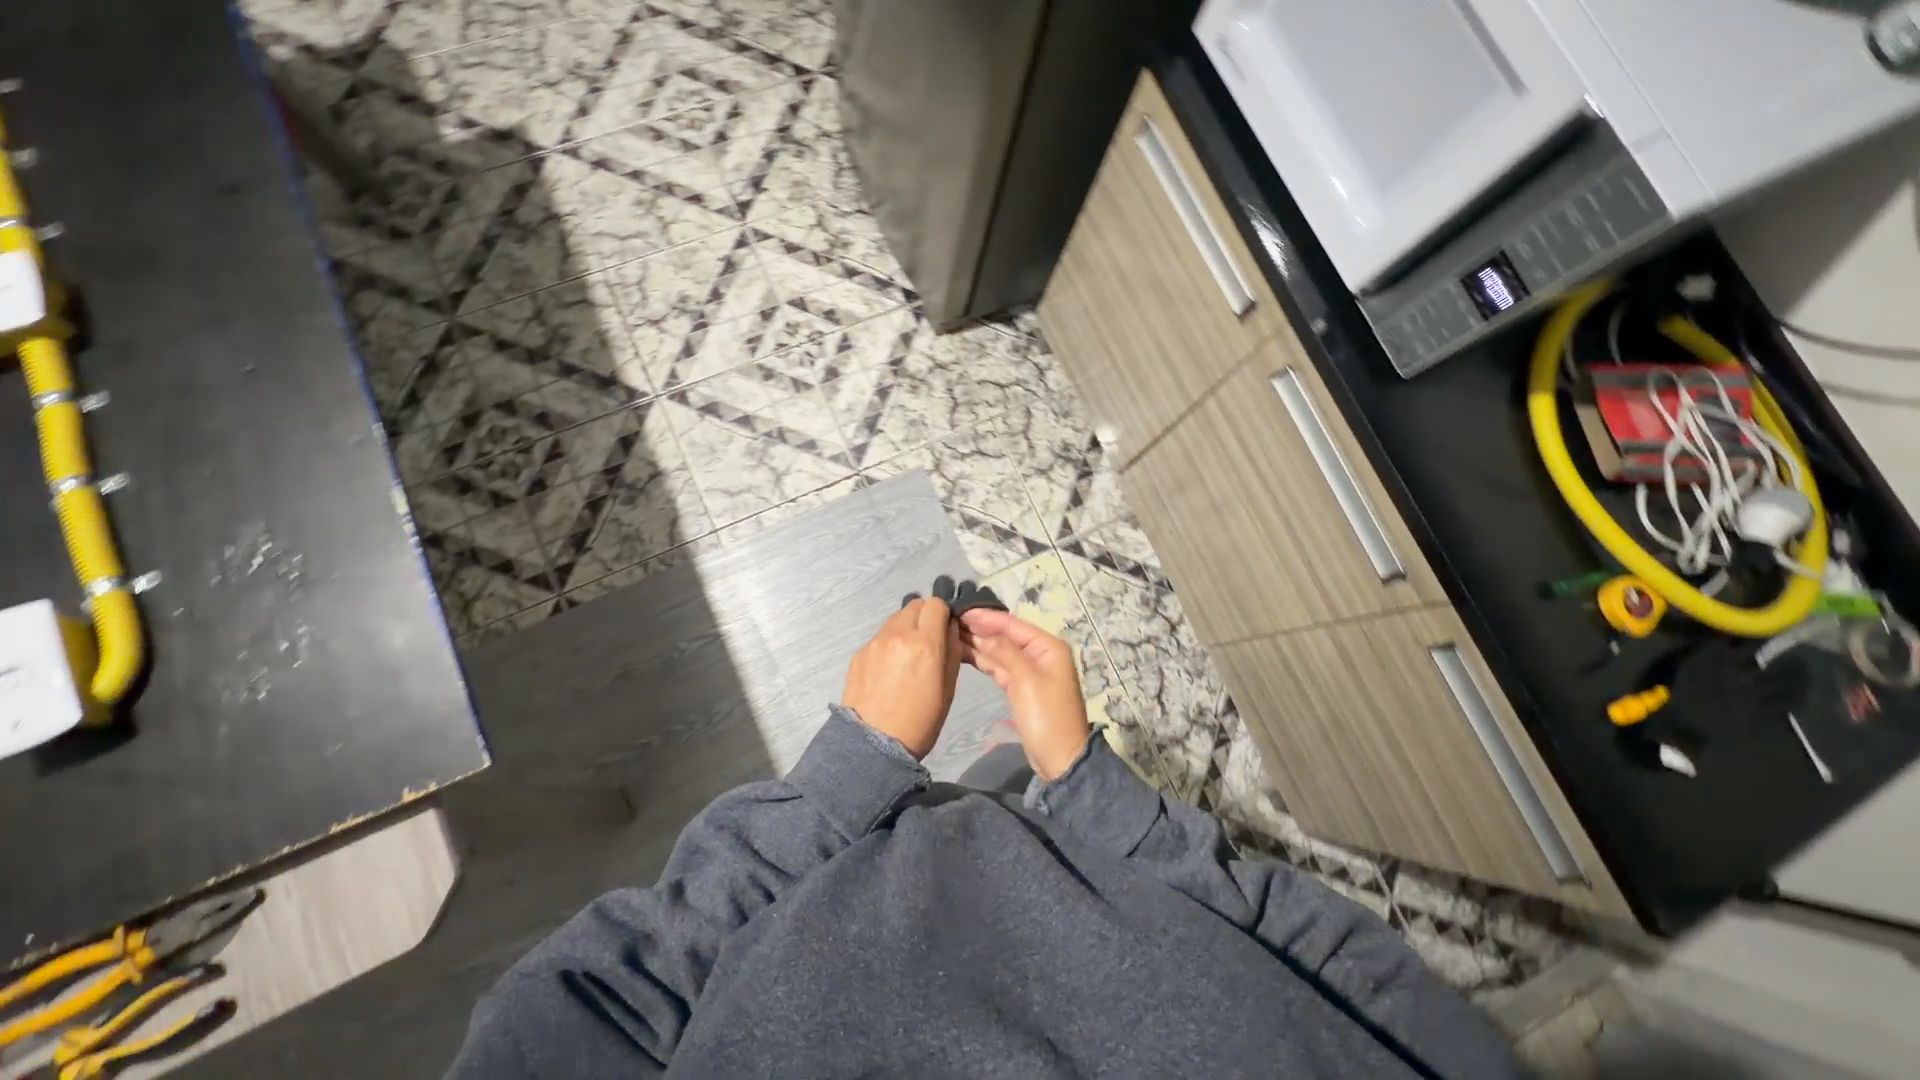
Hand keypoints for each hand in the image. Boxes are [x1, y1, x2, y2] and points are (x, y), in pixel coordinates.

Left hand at [841, 597, 962, 758]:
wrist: (873, 745)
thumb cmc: (920, 722)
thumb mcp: (948, 689)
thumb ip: (951, 651)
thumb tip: (949, 629)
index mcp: (925, 643)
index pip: (936, 604)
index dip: (944, 614)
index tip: (945, 629)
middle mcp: (898, 634)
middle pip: (915, 604)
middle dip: (925, 616)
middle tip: (928, 640)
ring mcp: (875, 642)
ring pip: (895, 618)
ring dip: (906, 627)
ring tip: (907, 655)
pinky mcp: (859, 653)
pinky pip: (880, 637)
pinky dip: (889, 643)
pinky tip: (888, 669)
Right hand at [959, 609, 1090, 779]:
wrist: (1059, 758)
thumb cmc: (1046, 716)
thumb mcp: (1026, 680)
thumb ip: (1005, 652)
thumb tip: (984, 632)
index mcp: (1048, 647)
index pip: (1013, 624)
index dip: (987, 617)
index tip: (960, 610)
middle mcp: (1040, 654)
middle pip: (1006, 636)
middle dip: (980, 629)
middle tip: (948, 621)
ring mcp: (1030, 671)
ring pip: (1000, 651)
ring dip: (978, 644)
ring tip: (950, 635)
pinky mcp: (1021, 687)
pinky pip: (1000, 667)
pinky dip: (983, 661)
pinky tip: (964, 654)